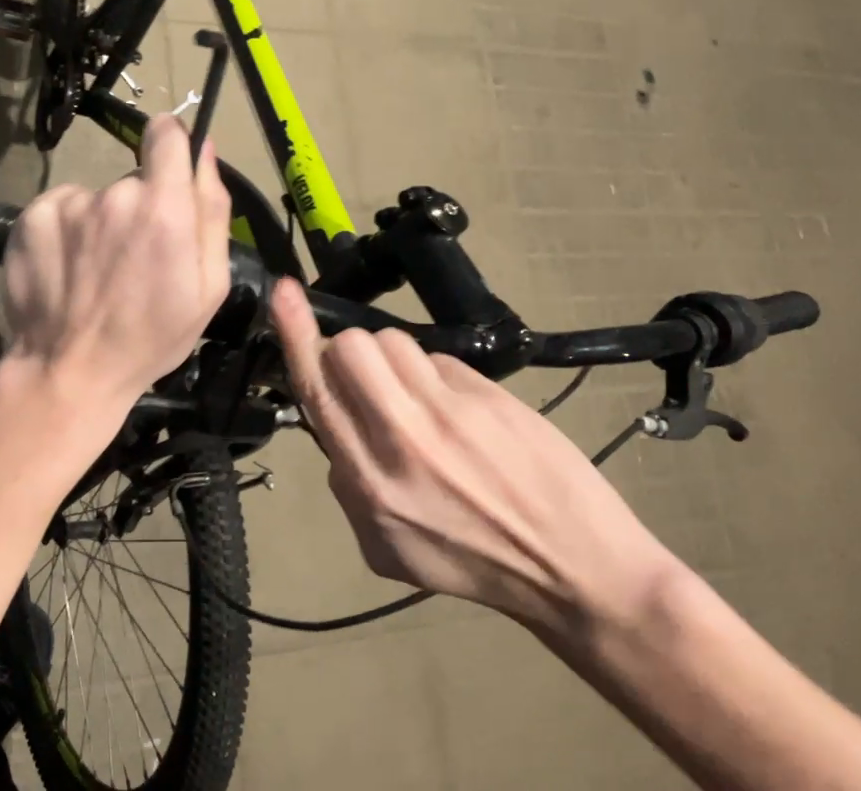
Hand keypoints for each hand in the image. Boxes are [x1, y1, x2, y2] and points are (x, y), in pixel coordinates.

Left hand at [0, 116, 229, 421]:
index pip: (166, 134)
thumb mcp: (209, 287)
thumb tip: (204, 149)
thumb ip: (212, 210)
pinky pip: (59, 210)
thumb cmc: (150, 338)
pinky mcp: (31, 218)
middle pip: (132, 181)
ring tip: (94, 275)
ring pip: (94, 200)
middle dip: (139, 209)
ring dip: (98, 224)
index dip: (169, 147)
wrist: (69, 372)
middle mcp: (114, 195)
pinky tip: (65, 271)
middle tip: (132, 262)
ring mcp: (67, 205)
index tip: (167, 174)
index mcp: (164, 208)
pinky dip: (64, 233)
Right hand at [270, 281, 680, 629]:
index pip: (317, 390)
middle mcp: (401, 437)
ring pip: (394, 342)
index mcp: (368, 480)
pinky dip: (435, 375)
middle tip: (367, 380)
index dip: (294, 334)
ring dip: (390, 359)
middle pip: (351, 347)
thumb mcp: (385, 549)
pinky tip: (456, 409)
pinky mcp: (490, 396)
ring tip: (413, 393)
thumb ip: (347, 488)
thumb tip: (338, 432)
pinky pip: (440, 359)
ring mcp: (449, 412)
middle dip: (346, 351)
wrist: (576, 567)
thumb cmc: (472, 566)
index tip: (284, 292)